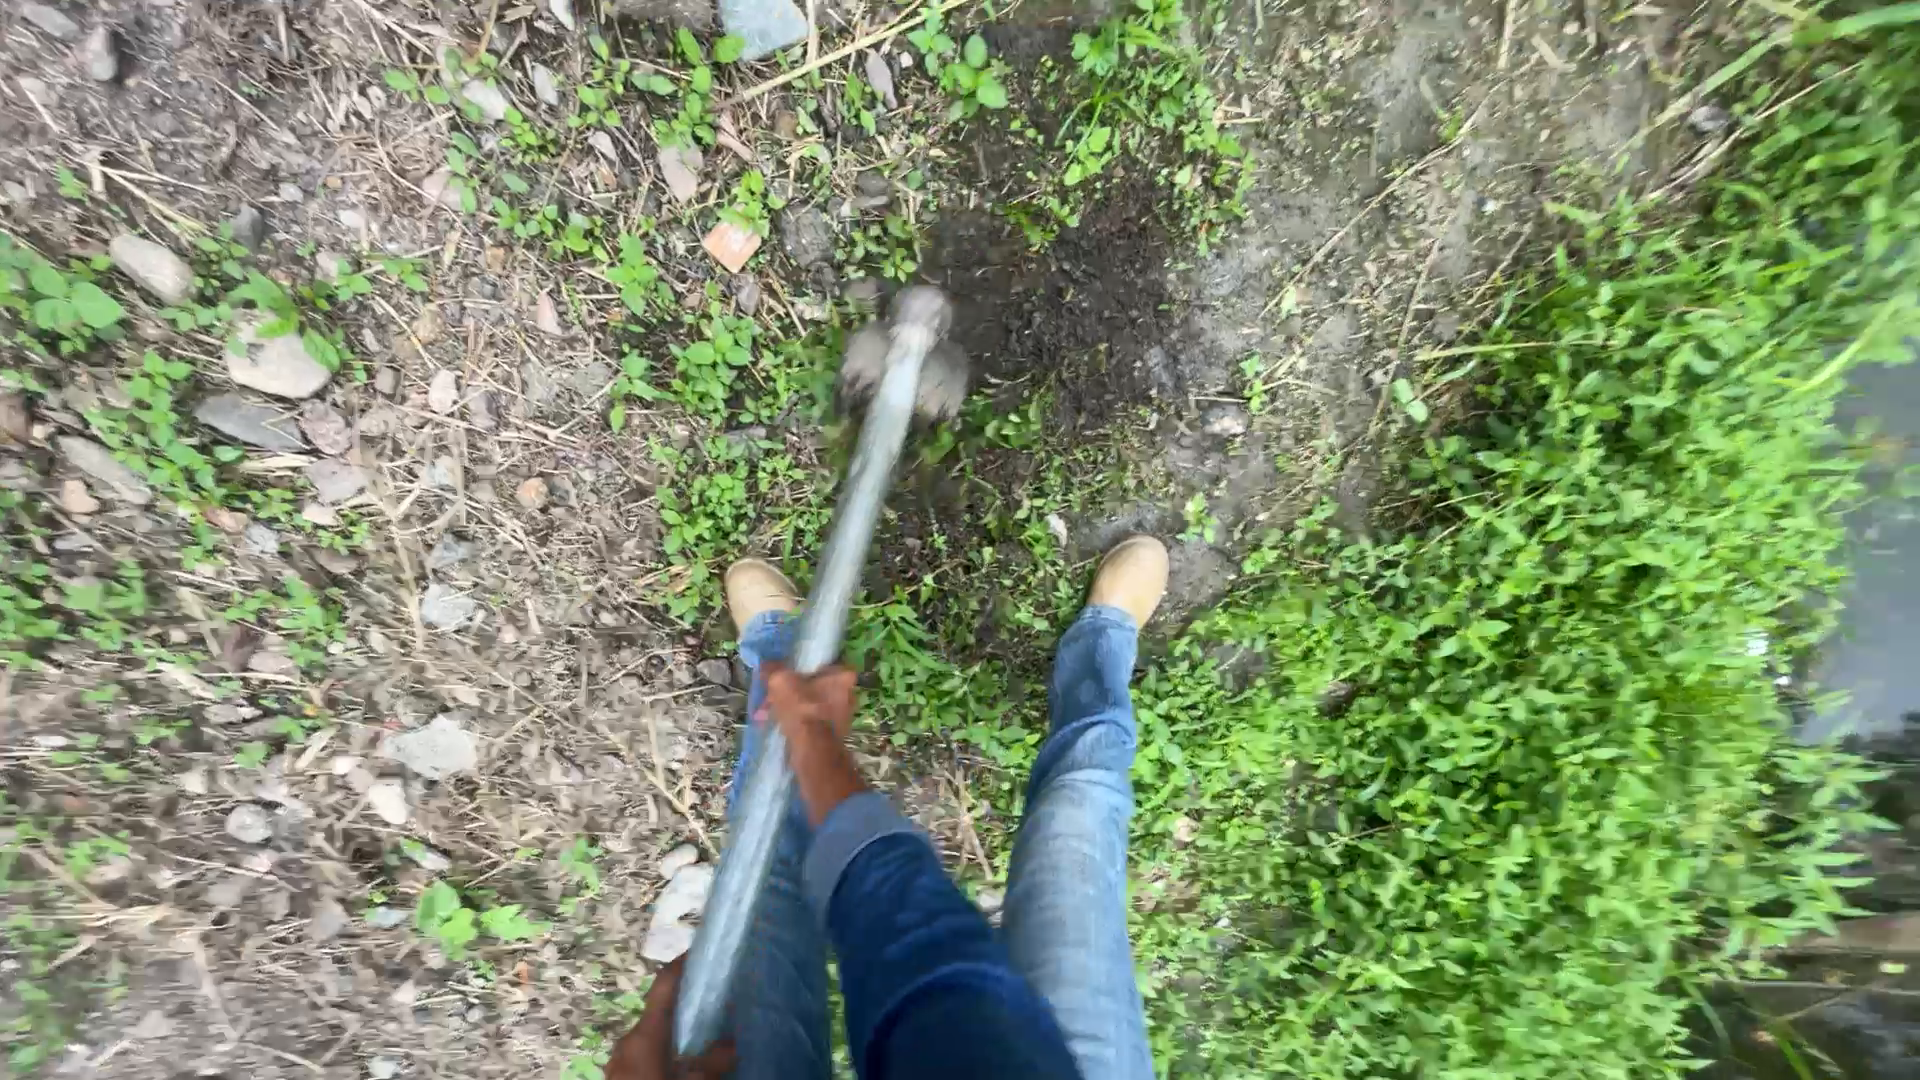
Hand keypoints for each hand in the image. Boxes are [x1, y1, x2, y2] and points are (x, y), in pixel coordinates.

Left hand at [604, 957, 736, 1079]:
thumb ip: (714, 1060)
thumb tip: (732, 1042)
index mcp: (644, 1033)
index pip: (664, 982)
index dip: (684, 962)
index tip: (706, 950)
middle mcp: (627, 1041)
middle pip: (660, 1010)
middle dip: (687, 1004)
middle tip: (716, 1002)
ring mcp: (619, 1063)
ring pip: (653, 1035)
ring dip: (676, 1032)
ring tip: (704, 1036)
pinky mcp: (619, 1079)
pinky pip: (645, 1055)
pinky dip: (665, 1052)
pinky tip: (683, 1064)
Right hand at [761, 664, 866, 825]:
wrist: (813, 750)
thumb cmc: (802, 708)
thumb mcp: (780, 681)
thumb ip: (772, 669)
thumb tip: (765, 664)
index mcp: (844, 676)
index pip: (823, 665)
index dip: (801, 669)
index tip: (785, 676)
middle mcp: (849, 694)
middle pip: (815, 687)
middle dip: (792, 692)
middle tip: (772, 697)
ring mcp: (843, 716)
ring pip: (812, 705)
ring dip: (792, 708)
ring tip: (769, 714)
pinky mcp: (834, 735)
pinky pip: (812, 722)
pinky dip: (797, 723)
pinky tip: (779, 726)